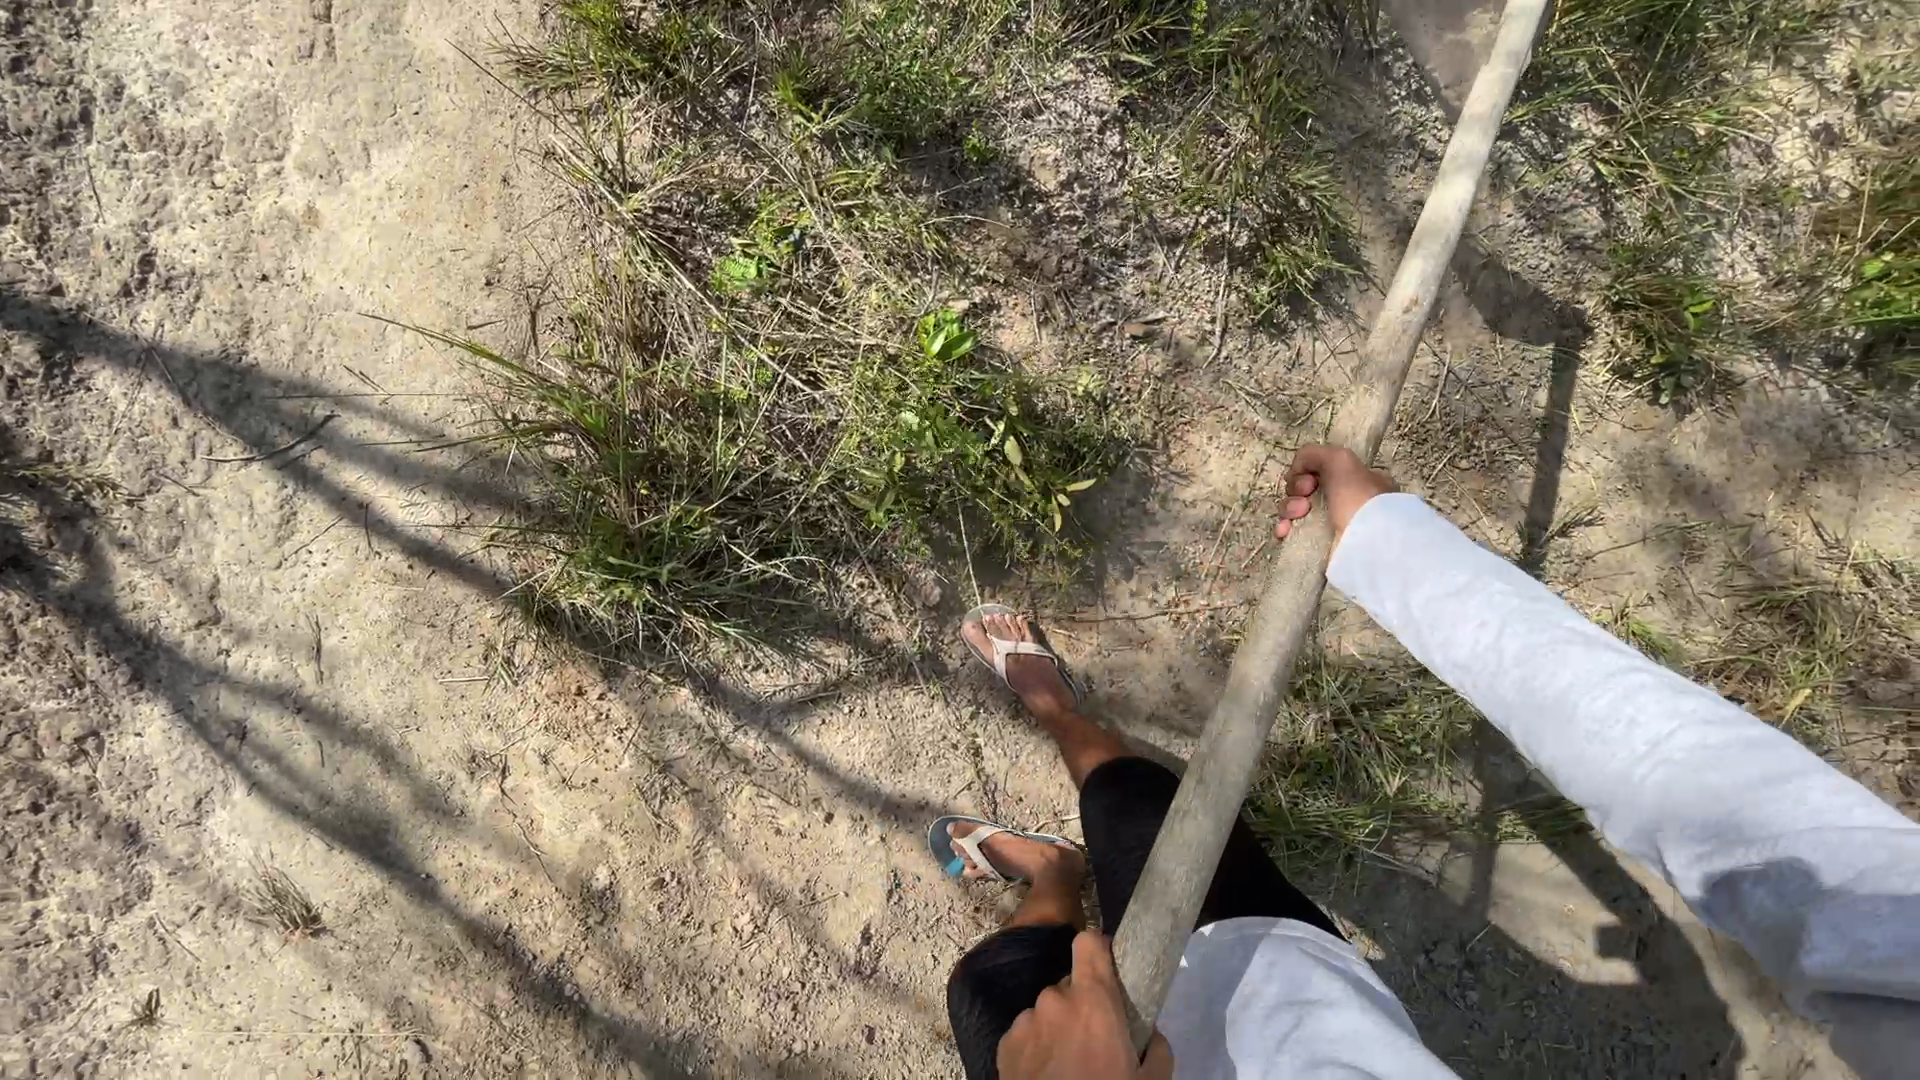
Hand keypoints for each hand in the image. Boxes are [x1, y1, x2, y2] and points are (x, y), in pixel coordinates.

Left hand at [997, 931, 1173, 1079]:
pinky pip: (1026, 1034)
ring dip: (1057, 1029)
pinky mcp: (1004, 1045)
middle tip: (1094, 1043)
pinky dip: (1036, 1049)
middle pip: (1069, 987)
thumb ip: (1156, 1048)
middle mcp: (1055, 999)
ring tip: (1068, 1067)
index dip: (1099, 950)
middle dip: (1081, 1007)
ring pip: (1046, 1013)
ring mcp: (1025, 1021)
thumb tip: (1151, 1033)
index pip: (1089, 942)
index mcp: (1093, 1000)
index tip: (1109, 968)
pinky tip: (1046, 1078)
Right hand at [1274, 444, 1396, 549]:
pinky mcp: (1318, 546)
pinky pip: (1293, 532)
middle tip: (1305, 496)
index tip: (1311, 479)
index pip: (1322, 470)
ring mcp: (1332, 525)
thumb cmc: (1359, 499)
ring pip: (1296, 510)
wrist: (1368, 545)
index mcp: (1358, 480)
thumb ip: (1314, 454)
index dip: (1308, 471)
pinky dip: (1285, 529)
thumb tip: (1297, 468)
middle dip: (1297, 490)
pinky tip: (1285, 531)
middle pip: (1305, 489)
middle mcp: (1346, 502)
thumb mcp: (1340, 460)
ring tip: (1298, 514)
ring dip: (1289, 508)